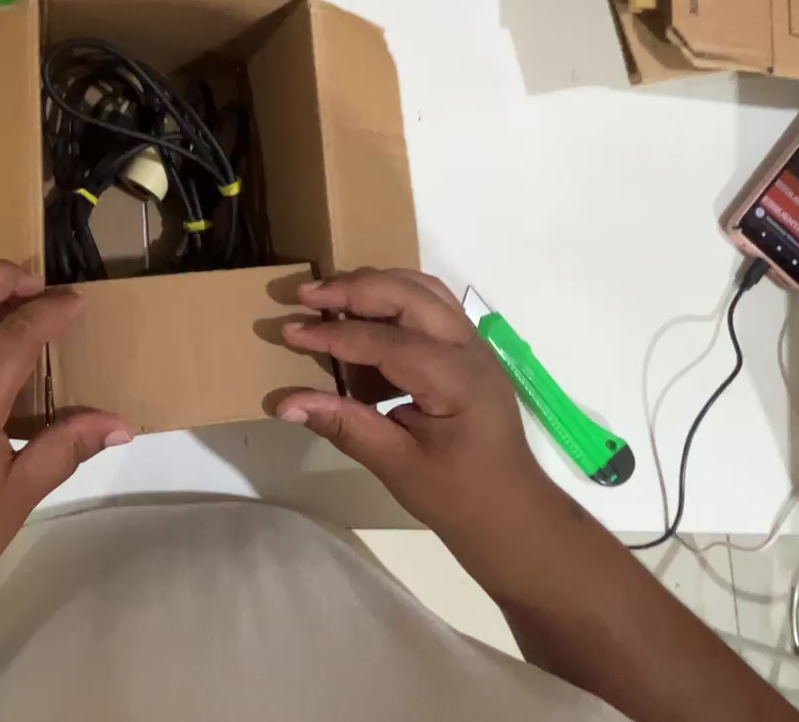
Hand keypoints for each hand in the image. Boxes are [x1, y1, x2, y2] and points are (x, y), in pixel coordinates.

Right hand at [271, 268, 556, 542]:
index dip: (334, 335)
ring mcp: (472, 343)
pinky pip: (428, 302)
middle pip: (408, 294)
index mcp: (457, 381)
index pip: (386, 342)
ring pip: (420, 288)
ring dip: (372, 284)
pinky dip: (390, 296)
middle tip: (305, 296)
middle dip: (352, 289)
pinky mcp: (466, 347)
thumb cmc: (458, 496)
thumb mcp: (396, 465)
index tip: (288, 332)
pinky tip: (361, 312)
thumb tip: (284, 403)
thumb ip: (342, 424)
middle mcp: (470, 349)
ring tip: (327, 295)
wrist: (514, 515)